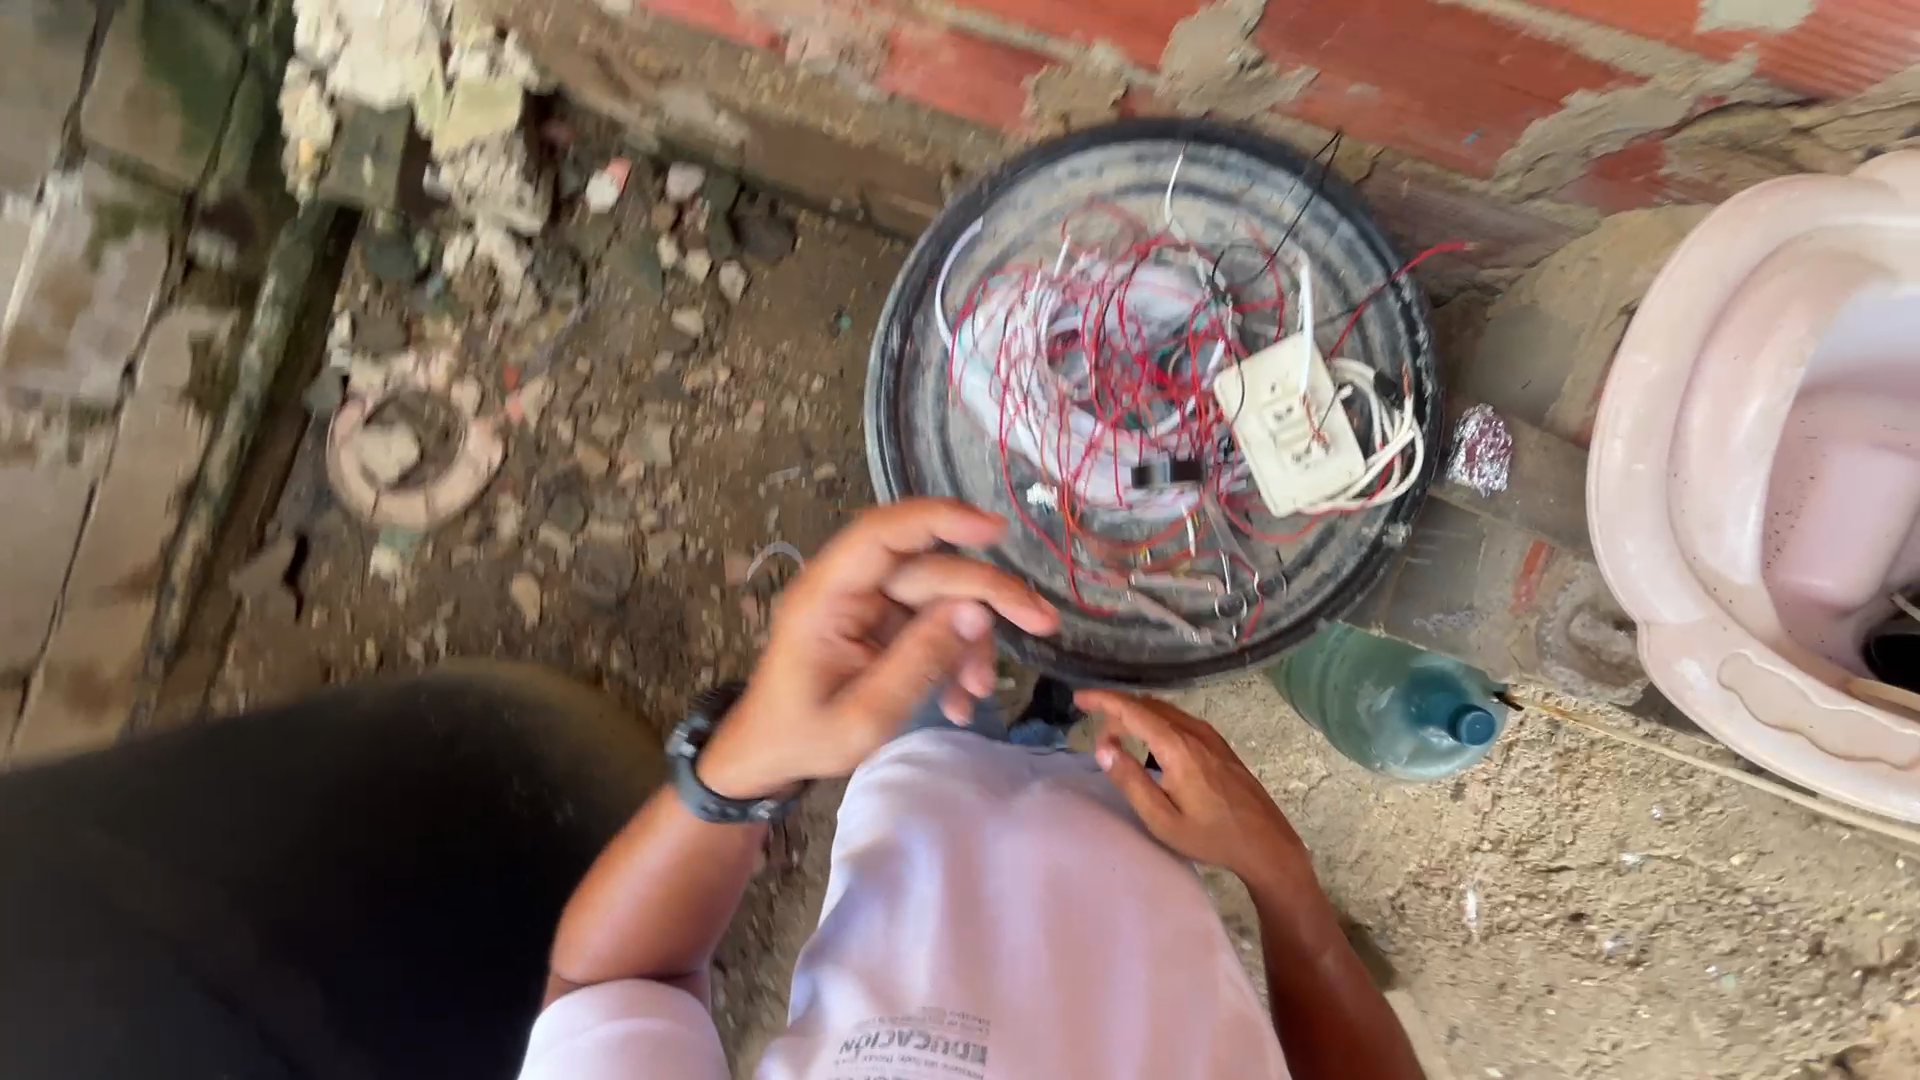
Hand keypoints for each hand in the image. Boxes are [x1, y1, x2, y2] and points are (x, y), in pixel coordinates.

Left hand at [698, 499, 1058, 799]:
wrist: (769, 757)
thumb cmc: (802, 736)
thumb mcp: (864, 715)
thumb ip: (919, 661)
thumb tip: (976, 612)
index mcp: (827, 595)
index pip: (884, 532)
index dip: (940, 519)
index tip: (995, 529)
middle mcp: (852, 587)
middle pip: (930, 569)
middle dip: (988, 596)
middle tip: (1042, 622)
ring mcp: (870, 605)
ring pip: (941, 600)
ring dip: (972, 640)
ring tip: (981, 690)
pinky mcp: (885, 625)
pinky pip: (935, 627)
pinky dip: (956, 659)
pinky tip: (961, 701)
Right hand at [1079, 690, 1314, 892]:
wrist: (1268, 845)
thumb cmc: (1211, 837)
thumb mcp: (1163, 819)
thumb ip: (1131, 781)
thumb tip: (1103, 747)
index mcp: (1177, 747)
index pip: (1132, 710)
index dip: (1103, 700)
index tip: (1079, 699)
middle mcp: (1193, 732)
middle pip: (1147, 704)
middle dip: (1115, 706)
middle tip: (1092, 723)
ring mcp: (1209, 735)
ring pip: (1164, 709)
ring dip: (1135, 713)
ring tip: (1115, 732)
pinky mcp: (1218, 744)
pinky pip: (1178, 718)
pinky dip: (1154, 718)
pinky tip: (1148, 737)